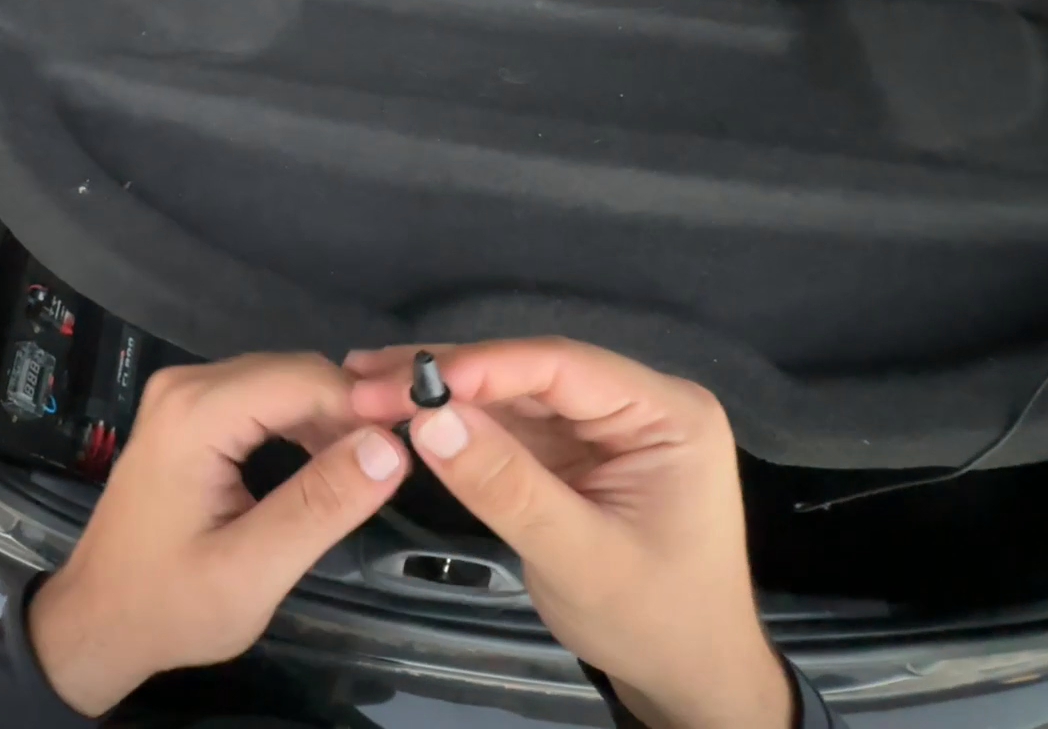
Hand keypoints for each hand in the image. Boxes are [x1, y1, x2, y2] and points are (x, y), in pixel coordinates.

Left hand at [29, 353, 409, 714]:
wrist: (98, 619)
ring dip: (328, 415)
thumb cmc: (169, 603)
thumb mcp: (251, 571)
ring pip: (281, 380)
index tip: (413, 441)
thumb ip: (321, 506)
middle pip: (293, 371)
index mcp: (195, 412)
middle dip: (350, 409)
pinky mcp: (188, 409)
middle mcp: (187, 384)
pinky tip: (323, 459)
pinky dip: (300, 420)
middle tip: (394, 461)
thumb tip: (390, 447)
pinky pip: (260, 395)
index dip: (363, 403)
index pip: (303, 378)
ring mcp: (184, 393)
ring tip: (365, 466)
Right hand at [349, 340, 790, 728]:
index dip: (482, 366)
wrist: (685, 680)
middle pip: (523, 371)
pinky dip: (448, 417)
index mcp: (664, 413)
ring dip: (434, 391)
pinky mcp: (563, 445)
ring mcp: (593, 422)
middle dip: (442, 377)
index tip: (407, 380)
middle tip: (364, 382)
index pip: (562, 366)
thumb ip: (506, 486)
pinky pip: (499, 420)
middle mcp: (629, 401)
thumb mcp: (579, 558)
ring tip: (362, 384)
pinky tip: (398, 408)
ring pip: (502, 390)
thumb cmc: (654, 622)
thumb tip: (428, 419)